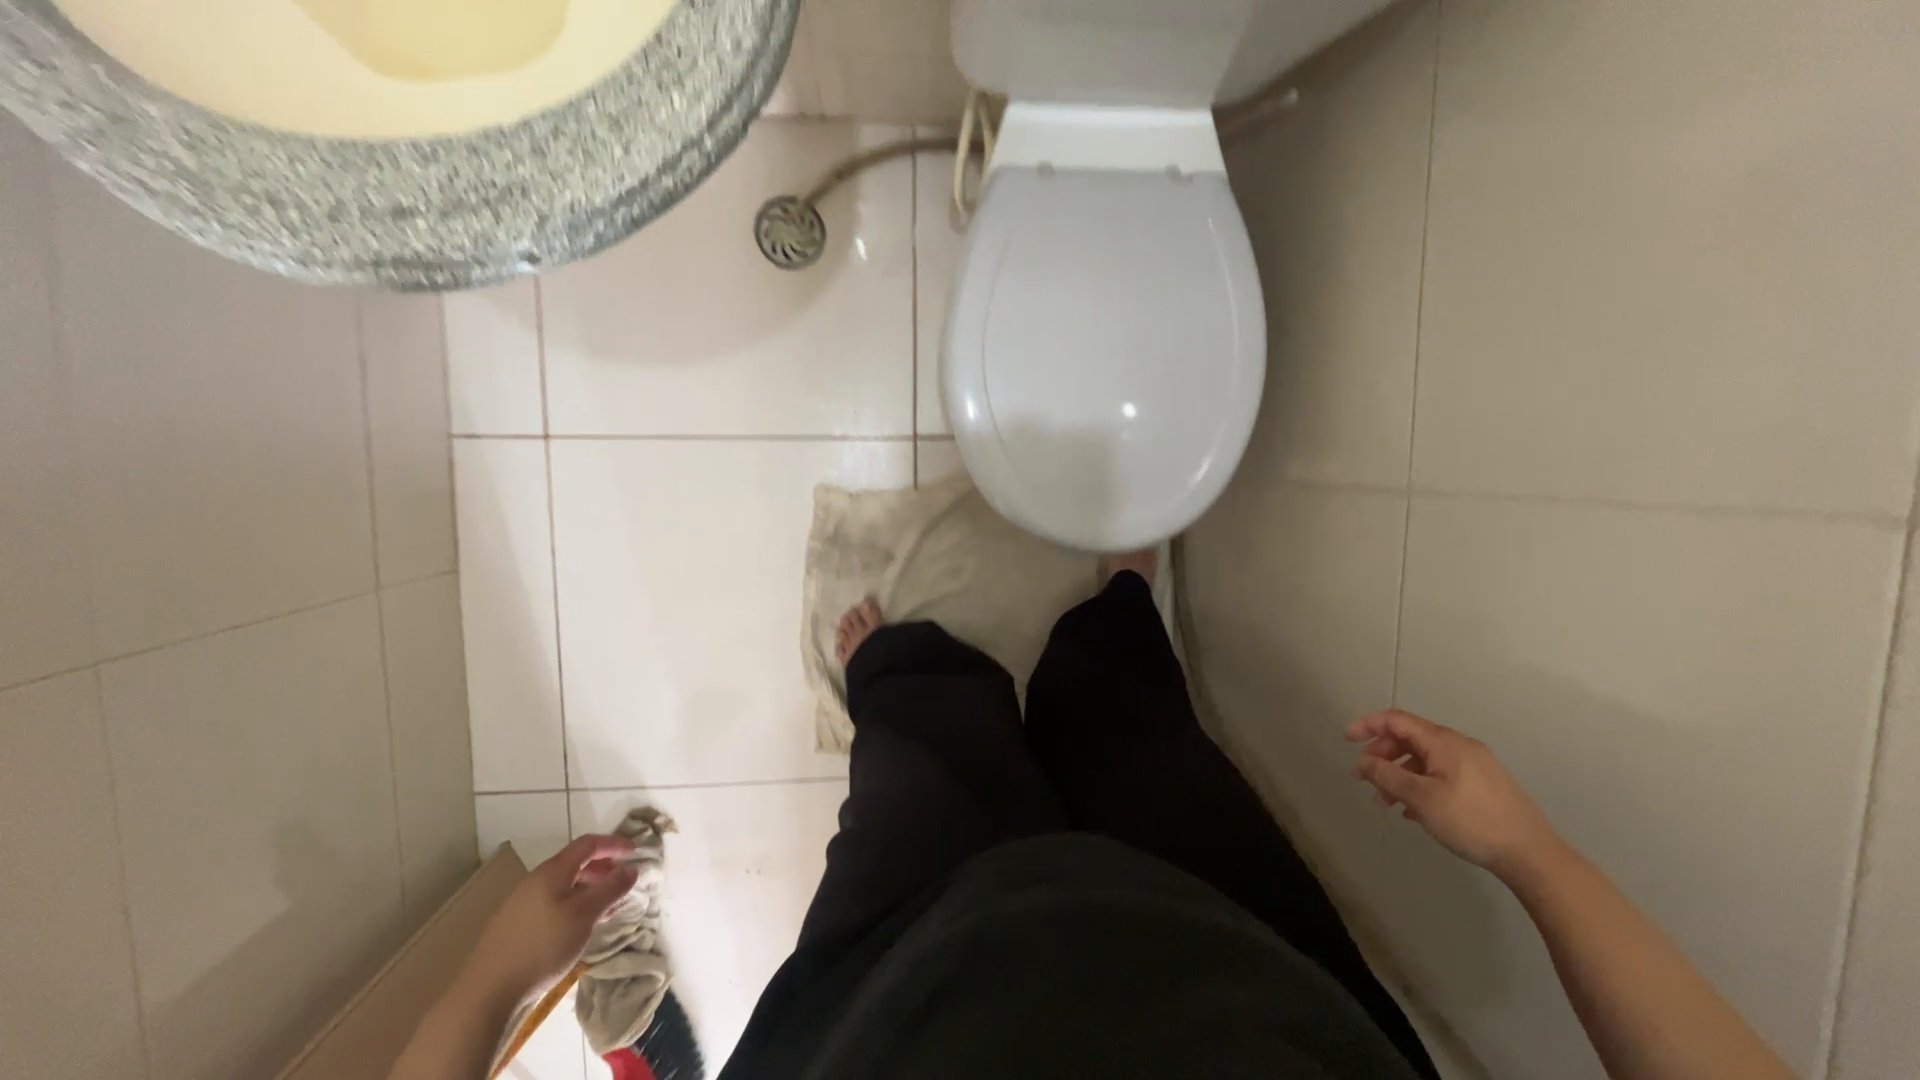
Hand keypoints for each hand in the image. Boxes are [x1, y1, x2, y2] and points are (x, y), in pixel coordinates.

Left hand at [461, 835, 638, 1002]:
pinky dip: (575, 908)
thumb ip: (610, 890)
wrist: (487, 993)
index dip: (613, 844)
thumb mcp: (583, 916)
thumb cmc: (542, 946)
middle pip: (575, 864)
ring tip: (609, 908)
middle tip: (624, 883)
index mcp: (551, 872)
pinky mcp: (517, 928)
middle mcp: (535, 882)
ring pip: (564, 887)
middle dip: (603, 869)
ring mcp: (522, 905)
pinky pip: (554, 906)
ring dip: (590, 891)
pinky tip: (581, 928)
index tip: (635, 852)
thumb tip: (631, 869)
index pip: (587, 844)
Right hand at [1346, 709, 1562, 879]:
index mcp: (1445, 742)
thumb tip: (1363, 762)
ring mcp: (1475, 765)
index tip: (1346, 740)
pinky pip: (1441, 774)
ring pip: (1425, 760)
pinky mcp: (1483, 785)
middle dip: (1382, 755)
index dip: (1369, 725)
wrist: (1530, 853)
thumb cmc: (1471, 821)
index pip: (1398, 720)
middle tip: (1365, 778)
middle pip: (1410, 738)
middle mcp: (1460, 746)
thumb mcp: (1422, 799)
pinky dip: (1420, 784)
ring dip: (1399, 774)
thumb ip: (1388, 776)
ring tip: (1386, 802)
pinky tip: (1413, 812)